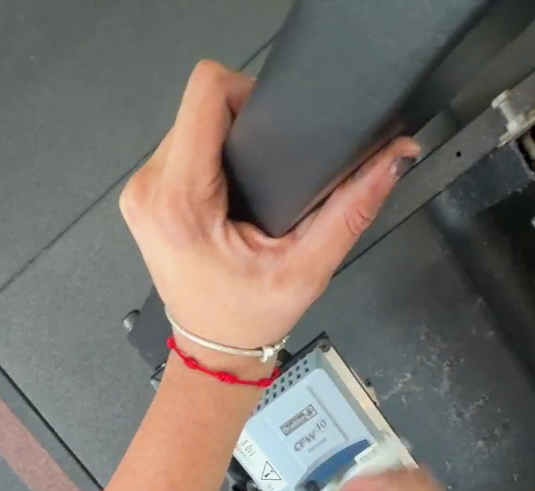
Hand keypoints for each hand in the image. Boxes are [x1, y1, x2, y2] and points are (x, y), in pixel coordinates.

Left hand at [119, 60, 418, 372]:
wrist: (215, 352)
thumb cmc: (249, 319)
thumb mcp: (307, 268)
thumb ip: (351, 208)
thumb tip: (394, 157)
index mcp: (180, 203)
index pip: (207, 94)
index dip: (248, 94)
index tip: (273, 132)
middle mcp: (149, 190)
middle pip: (199, 109)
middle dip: (239, 130)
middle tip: (266, 179)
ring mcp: (140, 193)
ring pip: (188, 126)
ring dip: (222, 148)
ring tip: (247, 194)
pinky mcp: (143, 197)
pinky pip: (179, 150)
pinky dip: (207, 164)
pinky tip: (227, 199)